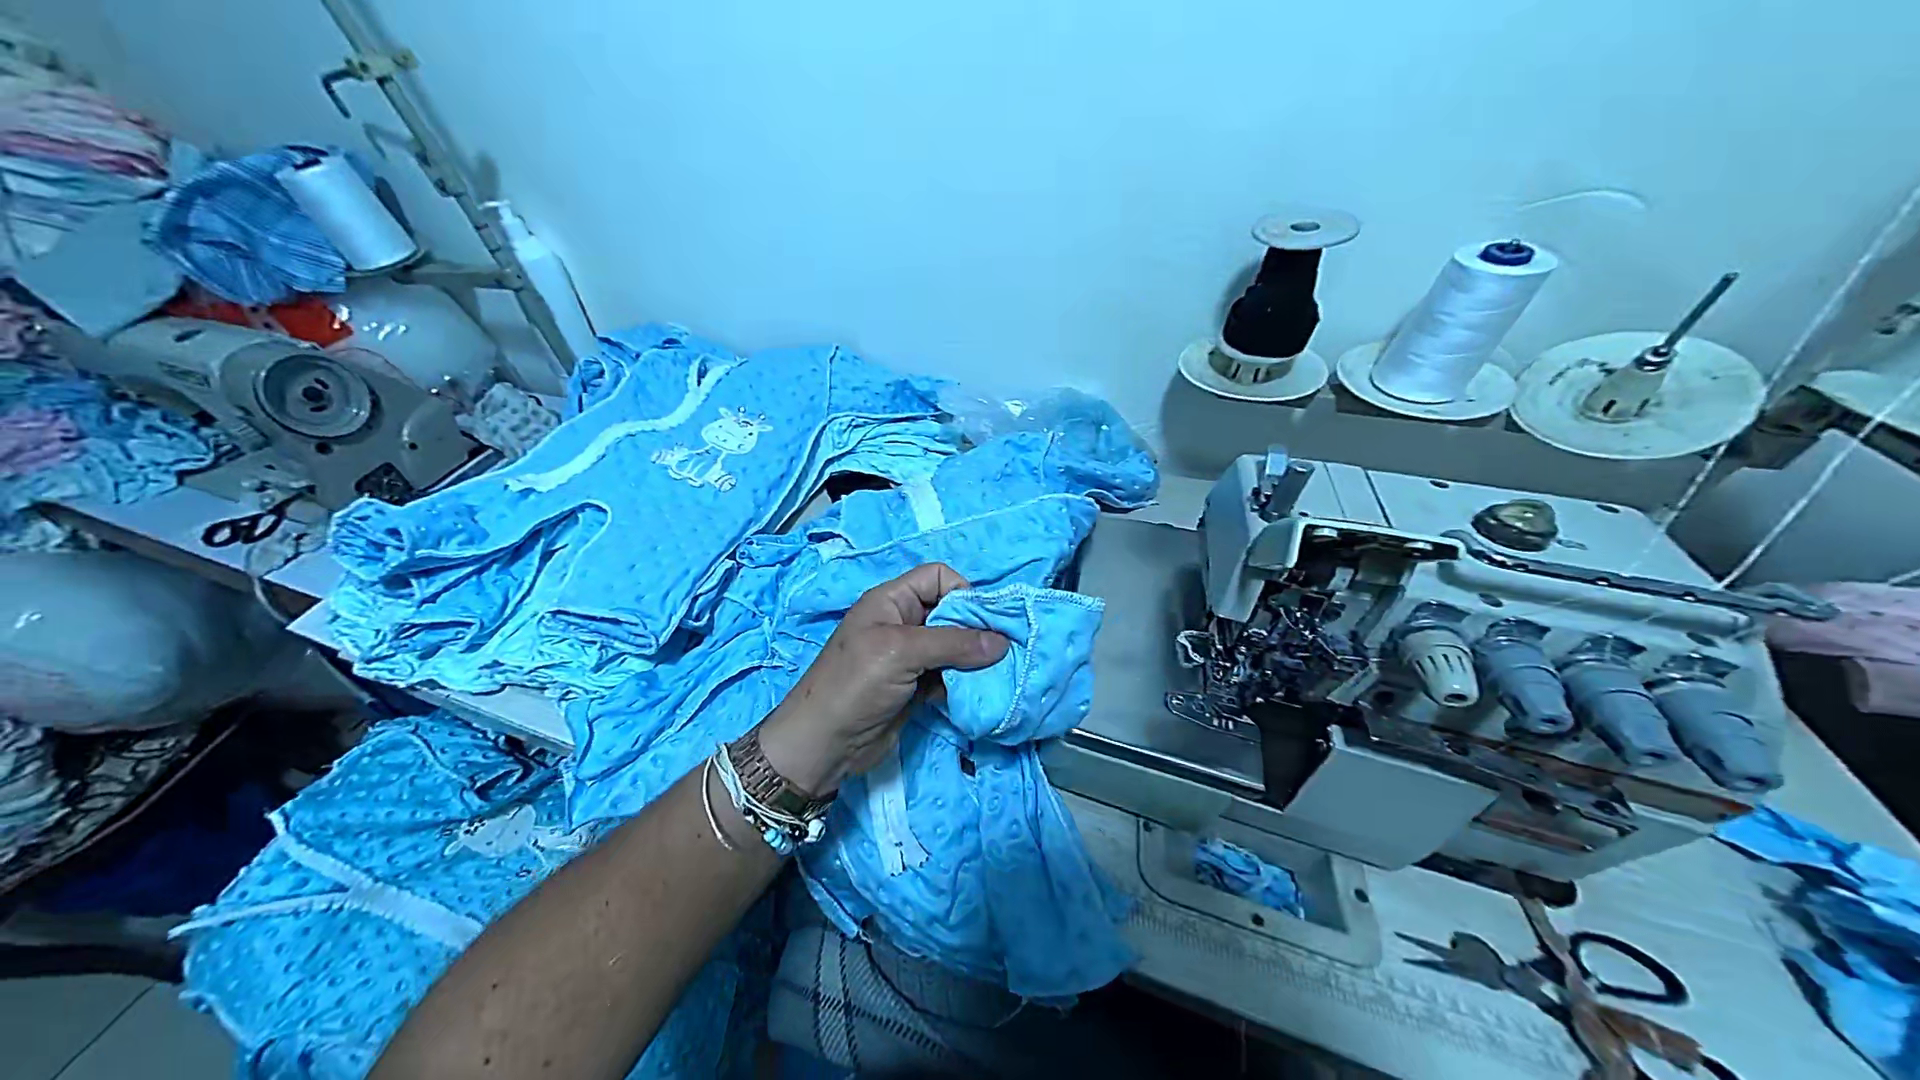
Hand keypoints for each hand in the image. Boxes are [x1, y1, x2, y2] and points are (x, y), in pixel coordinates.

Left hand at [755, 563, 1008, 795]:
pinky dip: (964, 680)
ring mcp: (910, 656)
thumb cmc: (854, 685)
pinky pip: (950, 673)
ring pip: (955, 645)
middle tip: (1001, 650)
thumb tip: (1002, 642)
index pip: (939, 577)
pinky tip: (974, 692)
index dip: (964, 592)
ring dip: (974, 659)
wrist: (824, 745)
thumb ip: (953, 643)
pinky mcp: (916, 685)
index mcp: (892, 600)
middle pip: (952, 611)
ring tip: (994, 674)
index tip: (984, 622)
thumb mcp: (901, 653)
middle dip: (977, 628)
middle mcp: (903, 622)